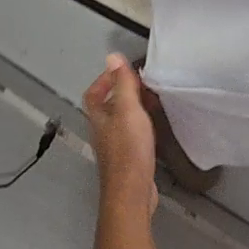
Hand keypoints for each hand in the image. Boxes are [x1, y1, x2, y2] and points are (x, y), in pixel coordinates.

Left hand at [82, 54, 158, 216]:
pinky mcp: (127, 161)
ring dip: (133, 111)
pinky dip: (141, 127)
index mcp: (99, 117)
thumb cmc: (129, 149)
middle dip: (122, 94)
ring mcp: (114, 148)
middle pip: (107, 107)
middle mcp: (103, 132)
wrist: (132, 192)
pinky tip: (155, 129)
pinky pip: (132, 137)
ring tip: (153, 103)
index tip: (123, 72)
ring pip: (120, 122)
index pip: (93, 94)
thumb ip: (123, 84)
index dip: (104, 81)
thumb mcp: (128, 110)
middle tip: (144, 86)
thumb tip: (112, 56)